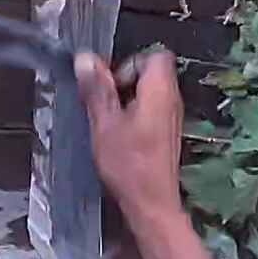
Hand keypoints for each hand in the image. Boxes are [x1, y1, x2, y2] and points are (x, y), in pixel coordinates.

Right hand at [76, 51, 210, 258]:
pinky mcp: (166, 133)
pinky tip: (118, 136)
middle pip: (150, 73)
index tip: (111, 85)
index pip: (154, 55)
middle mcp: (171, 100)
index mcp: (160, 90)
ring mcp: (171, 118)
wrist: (151, 202)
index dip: (129, 63)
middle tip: (105, 104)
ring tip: (108, 122)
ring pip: (148, 93)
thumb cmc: (129, 164)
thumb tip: (85, 59)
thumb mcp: (104, 123)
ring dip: (125, 101)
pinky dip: (132, 116)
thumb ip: (96, 89)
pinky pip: (149, 111)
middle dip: (123, 83)